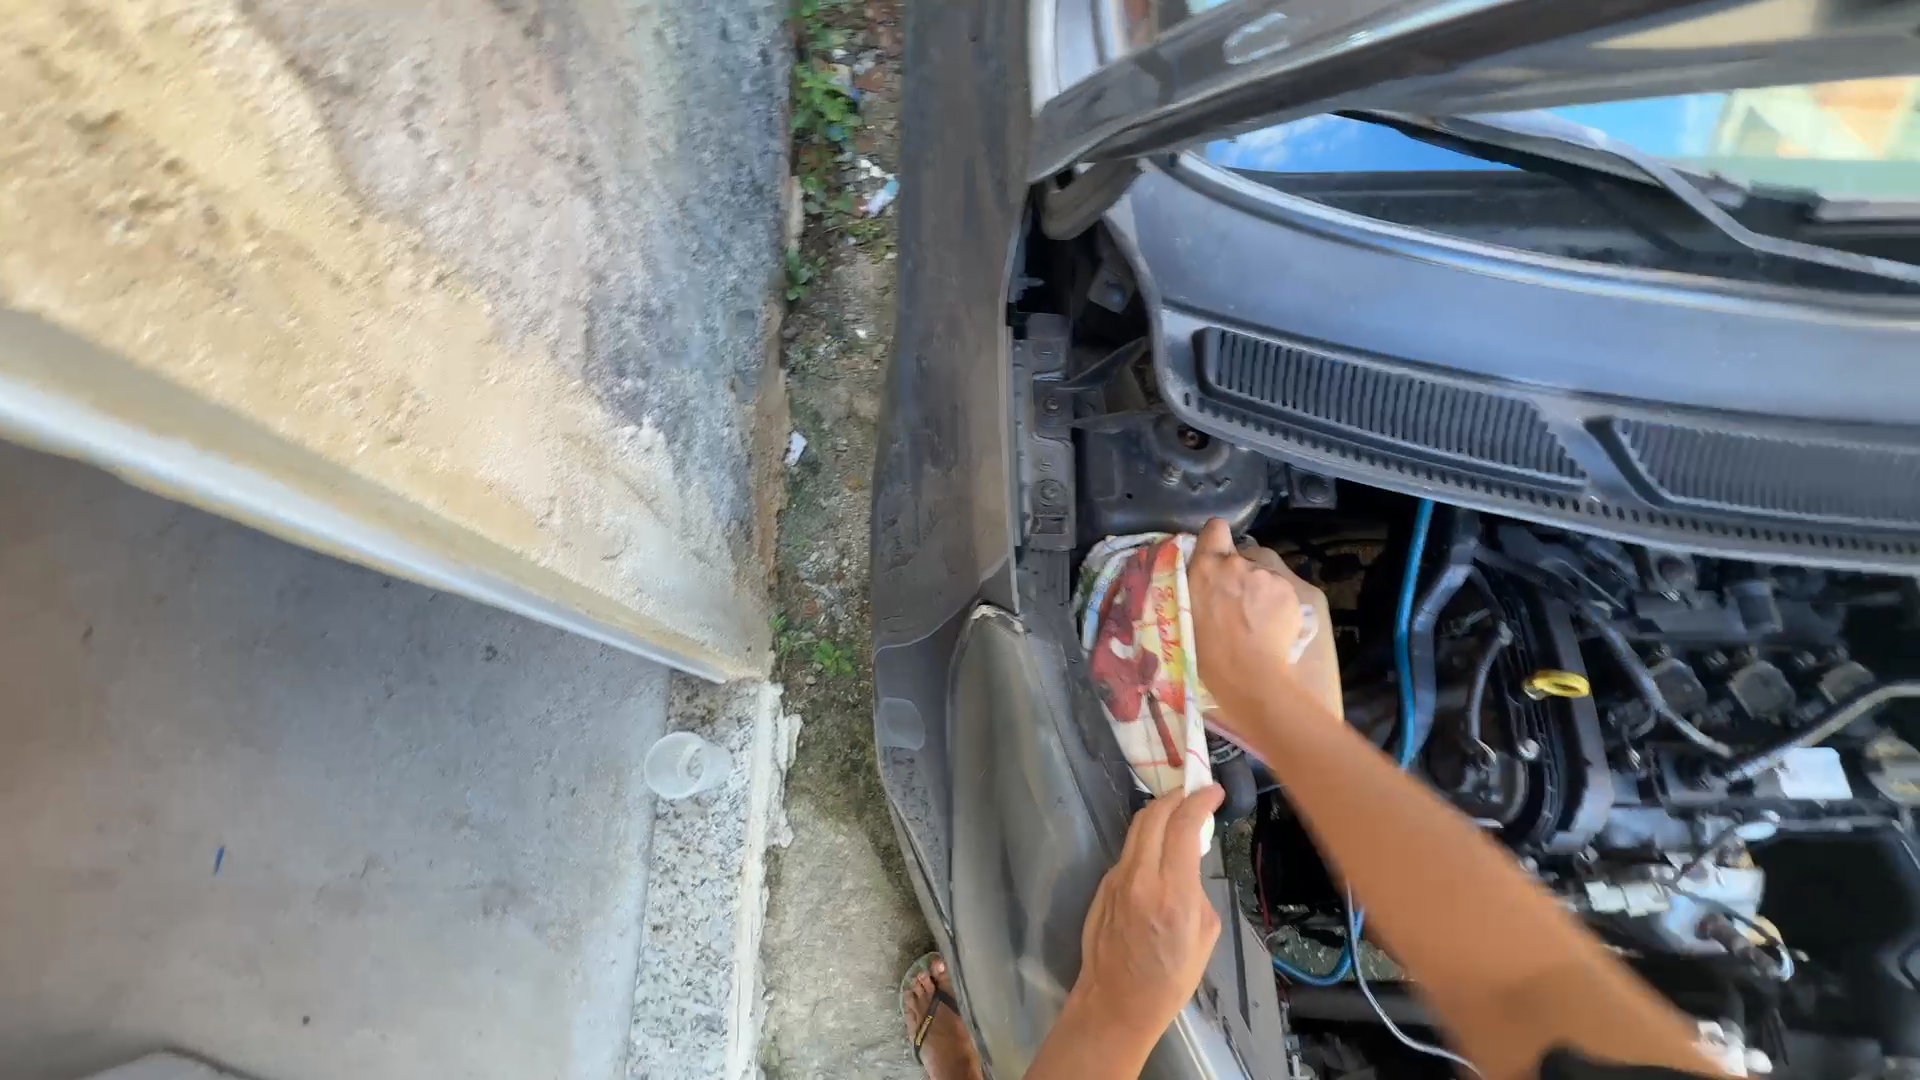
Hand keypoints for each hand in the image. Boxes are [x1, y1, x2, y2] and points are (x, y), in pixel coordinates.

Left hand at [1067, 785, 1224, 1041]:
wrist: (1116, 999)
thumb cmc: (1170, 978)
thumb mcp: (1204, 935)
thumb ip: (1198, 889)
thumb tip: (1190, 863)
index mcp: (1173, 893)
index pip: (1183, 827)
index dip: (1200, 800)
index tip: (1213, 790)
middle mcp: (1141, 876)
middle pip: (1154, 815)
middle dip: (1177, 796)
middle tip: (1195, 792)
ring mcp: (1118, 876)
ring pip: (1138, 827)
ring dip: (1160, 811)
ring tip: (1179, 809)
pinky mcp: (1105, 881)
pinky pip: (1129, 848)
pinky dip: (1147, 837)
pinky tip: (1159, 845)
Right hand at [1188, 518, 1342, 733]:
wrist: (1250, 676)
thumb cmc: (1206, 652)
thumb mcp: (1187, 612)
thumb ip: (1199, 586)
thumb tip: (1206, 581)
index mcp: (1205, 566)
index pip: (1215, 528)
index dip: (1217, 540)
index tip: (1216, 557)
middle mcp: (1237, 562)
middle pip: (1241, 556)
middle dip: (1239, 573)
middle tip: (1235, 603)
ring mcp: (1267, 576)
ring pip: (1263, 575)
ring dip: (1259, 589)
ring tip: (1255, 620)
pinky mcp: (1290, 591)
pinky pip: (1281, 592)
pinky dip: (1277, 605)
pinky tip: (1271, 627)